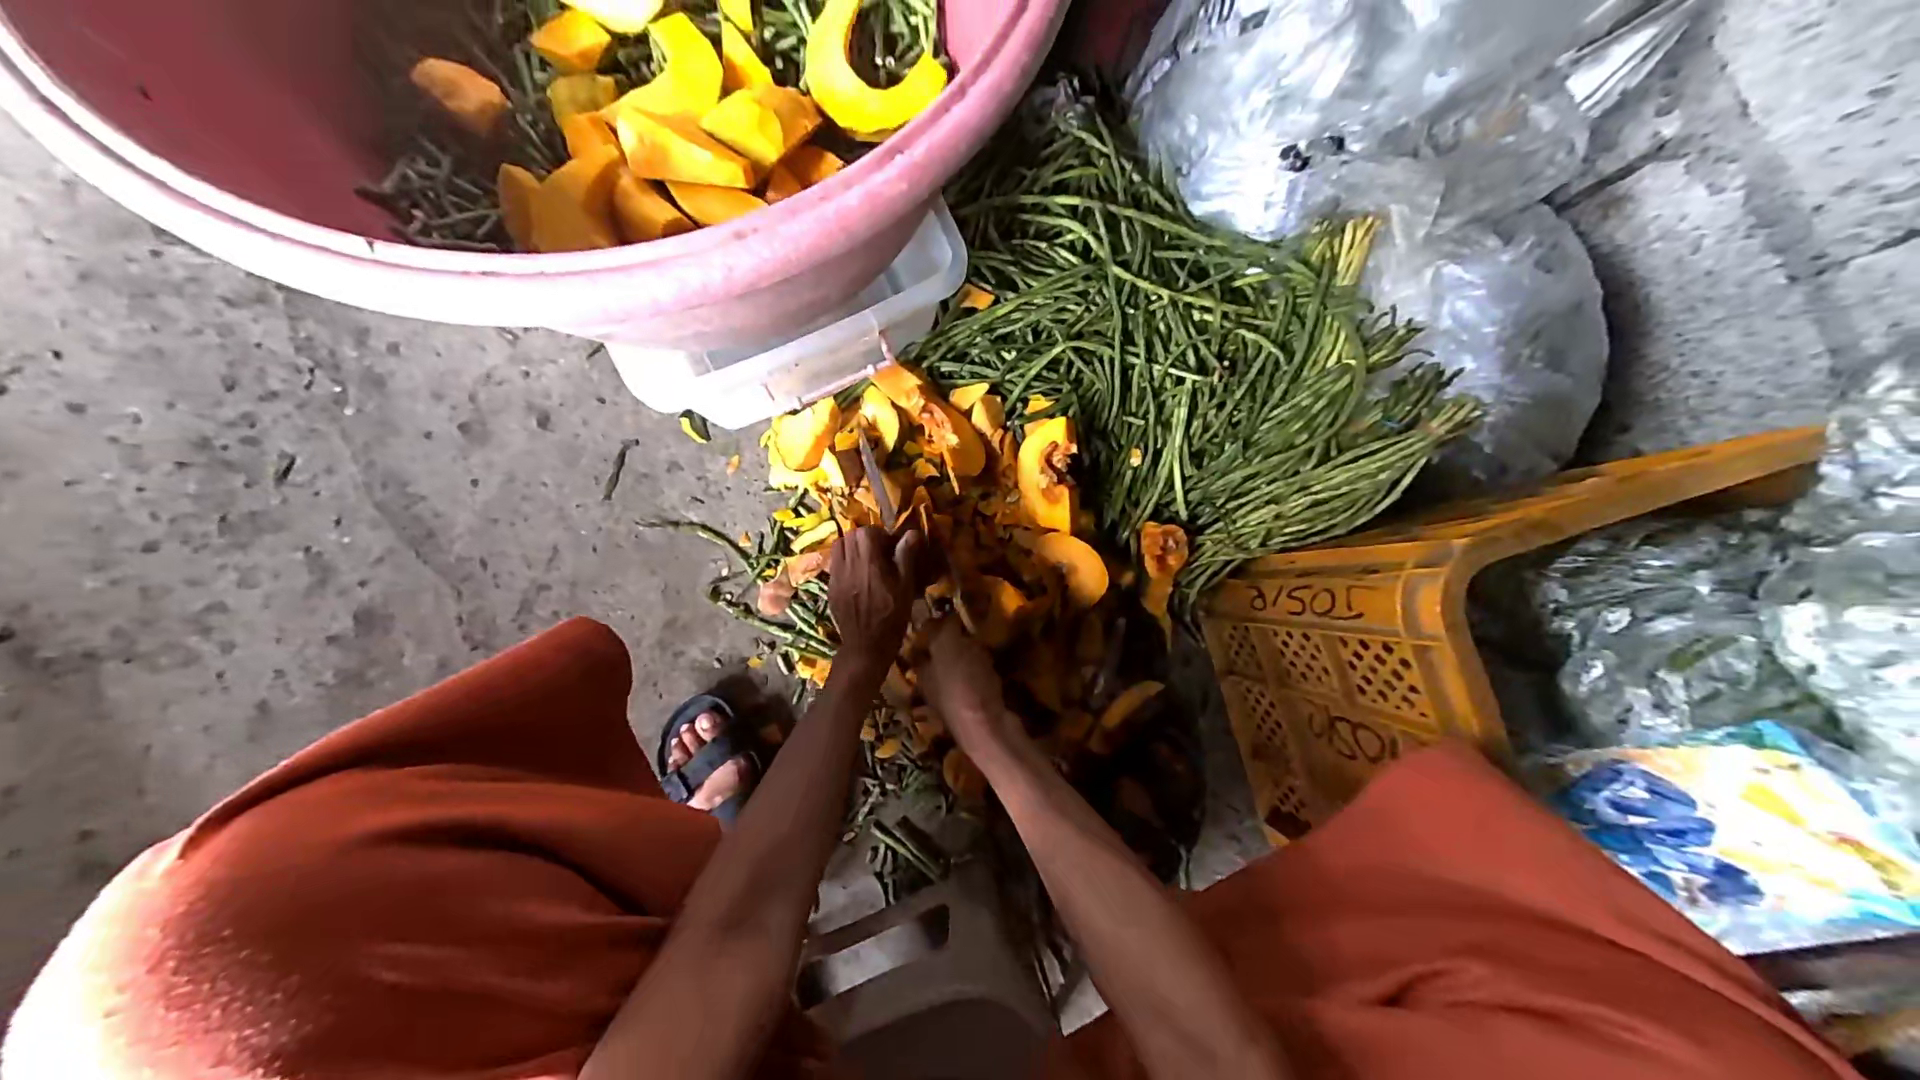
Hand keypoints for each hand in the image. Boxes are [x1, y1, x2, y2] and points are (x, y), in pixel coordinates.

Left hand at [828, 527, 925, 664]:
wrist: (867, 645)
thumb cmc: (892, 617)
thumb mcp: (905, 587)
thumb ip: (905, 558)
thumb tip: (911, 533)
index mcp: (868, 564)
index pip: (866, 532)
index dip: (879, 534)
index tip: (889, 545)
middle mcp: (849, 566)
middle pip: (850, 536)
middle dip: (865, 537)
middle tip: (878, 549)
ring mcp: (836, 577)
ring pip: (839, 547)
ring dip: (852, 546)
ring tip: (865, 559)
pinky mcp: (830, 587)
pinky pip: (834, 563)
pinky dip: (845, 560)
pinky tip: (856, 573)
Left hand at [919, 617, 1022, 757]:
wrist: (990, 731)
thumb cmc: (963, 684)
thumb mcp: (949, 646)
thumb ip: (945, 628)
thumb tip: (946, 613)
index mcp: (921, 673)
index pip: (922, 644)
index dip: (934, 627)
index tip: (951, 611)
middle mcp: (934, 689)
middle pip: (943, 658)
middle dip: (957, 641)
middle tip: (973, 623)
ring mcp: (956, 703)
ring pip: (962, 670)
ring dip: (974, 656)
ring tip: (989, 640)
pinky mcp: (979, 711)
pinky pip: (981, 683)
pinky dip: (989, 672)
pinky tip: (999, 664)